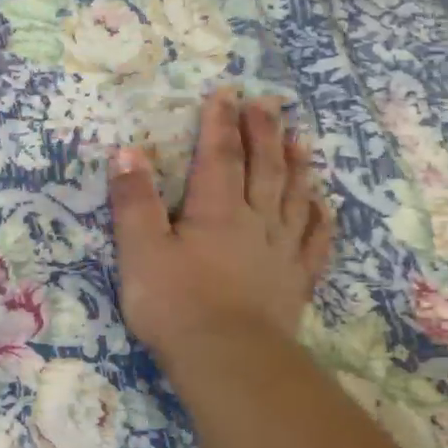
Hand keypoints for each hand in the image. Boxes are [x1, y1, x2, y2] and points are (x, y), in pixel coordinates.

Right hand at [109, 89, 333, 364]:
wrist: (226, 353)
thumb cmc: (171, 300)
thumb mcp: (138, 249)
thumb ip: (134, 201)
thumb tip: (127, 152)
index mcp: (215, 212)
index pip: (218, 158)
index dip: (219, 125)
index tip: (225, 94)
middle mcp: (255, 222)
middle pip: (263, 169)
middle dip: (262, 134)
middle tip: (268, 103)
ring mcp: (280, 250)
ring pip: (294, 197)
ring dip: (295, 165)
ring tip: (298, 139)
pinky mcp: (293, 277)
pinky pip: (313, 237)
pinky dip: (317, 214)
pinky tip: (320, 204)